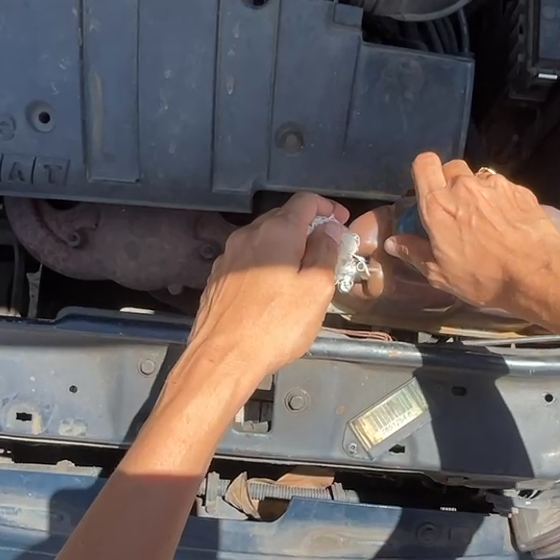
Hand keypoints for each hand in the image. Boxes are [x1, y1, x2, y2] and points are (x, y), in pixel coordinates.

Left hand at [184, 192, 348, 383]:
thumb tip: (329, 230)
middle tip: (327, 249)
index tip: (341, 222)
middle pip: (282, 217)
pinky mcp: (218, 279)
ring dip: (286, 247)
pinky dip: (266, 262)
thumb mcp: (316, 289)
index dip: (328, 207)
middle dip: (308, 227)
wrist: (223, 358)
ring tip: (303, 271)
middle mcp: (247, 236)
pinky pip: (248, 259)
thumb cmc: (275, 326)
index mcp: (276, 232)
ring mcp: (228, 257)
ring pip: (263, 239)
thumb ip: (326, 252)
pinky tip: (274, 288)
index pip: (305, 201)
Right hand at [383, 152, 559, 315]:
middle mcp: (464, 186)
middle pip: (450, 168)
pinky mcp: (519, 190)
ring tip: (483, 219)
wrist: (536, 273)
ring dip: (475, 192)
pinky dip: (499, 200)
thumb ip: (414, 252)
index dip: (423, 172)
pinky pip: (501, 188)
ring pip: (477, 177)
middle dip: (448, 183)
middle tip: (453, 209)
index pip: (423, 163)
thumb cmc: (482, 277)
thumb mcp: (440, 274)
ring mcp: (494, 185)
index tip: (426, 190)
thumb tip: (393, 242)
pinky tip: (506, 223)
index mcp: (438, 205)